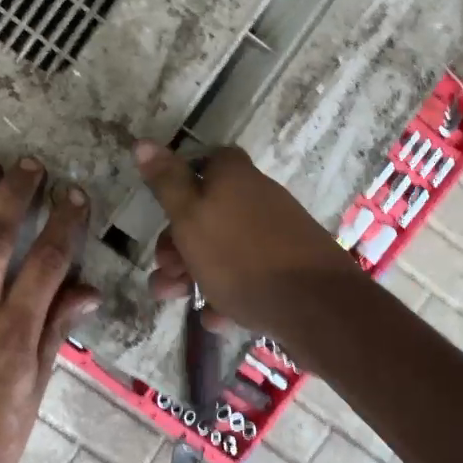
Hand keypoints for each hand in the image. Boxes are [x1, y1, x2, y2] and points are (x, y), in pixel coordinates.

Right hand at [137, 142, 357, 334]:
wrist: (320, 311)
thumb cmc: (240, 257)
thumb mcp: (189, 217)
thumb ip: (165, 182)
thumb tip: (142, 142)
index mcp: (234, 176)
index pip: (205, 161)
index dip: (180, 181)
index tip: (163, 209)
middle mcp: (259, 197)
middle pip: (209, 211)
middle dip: (178, 242)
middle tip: (163, 268)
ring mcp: (279, 235)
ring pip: (226, 247)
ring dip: (196, 272)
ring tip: (175, 299)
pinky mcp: (293, 270)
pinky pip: (251, 275)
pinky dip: (229, 293)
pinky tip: (216, 319)